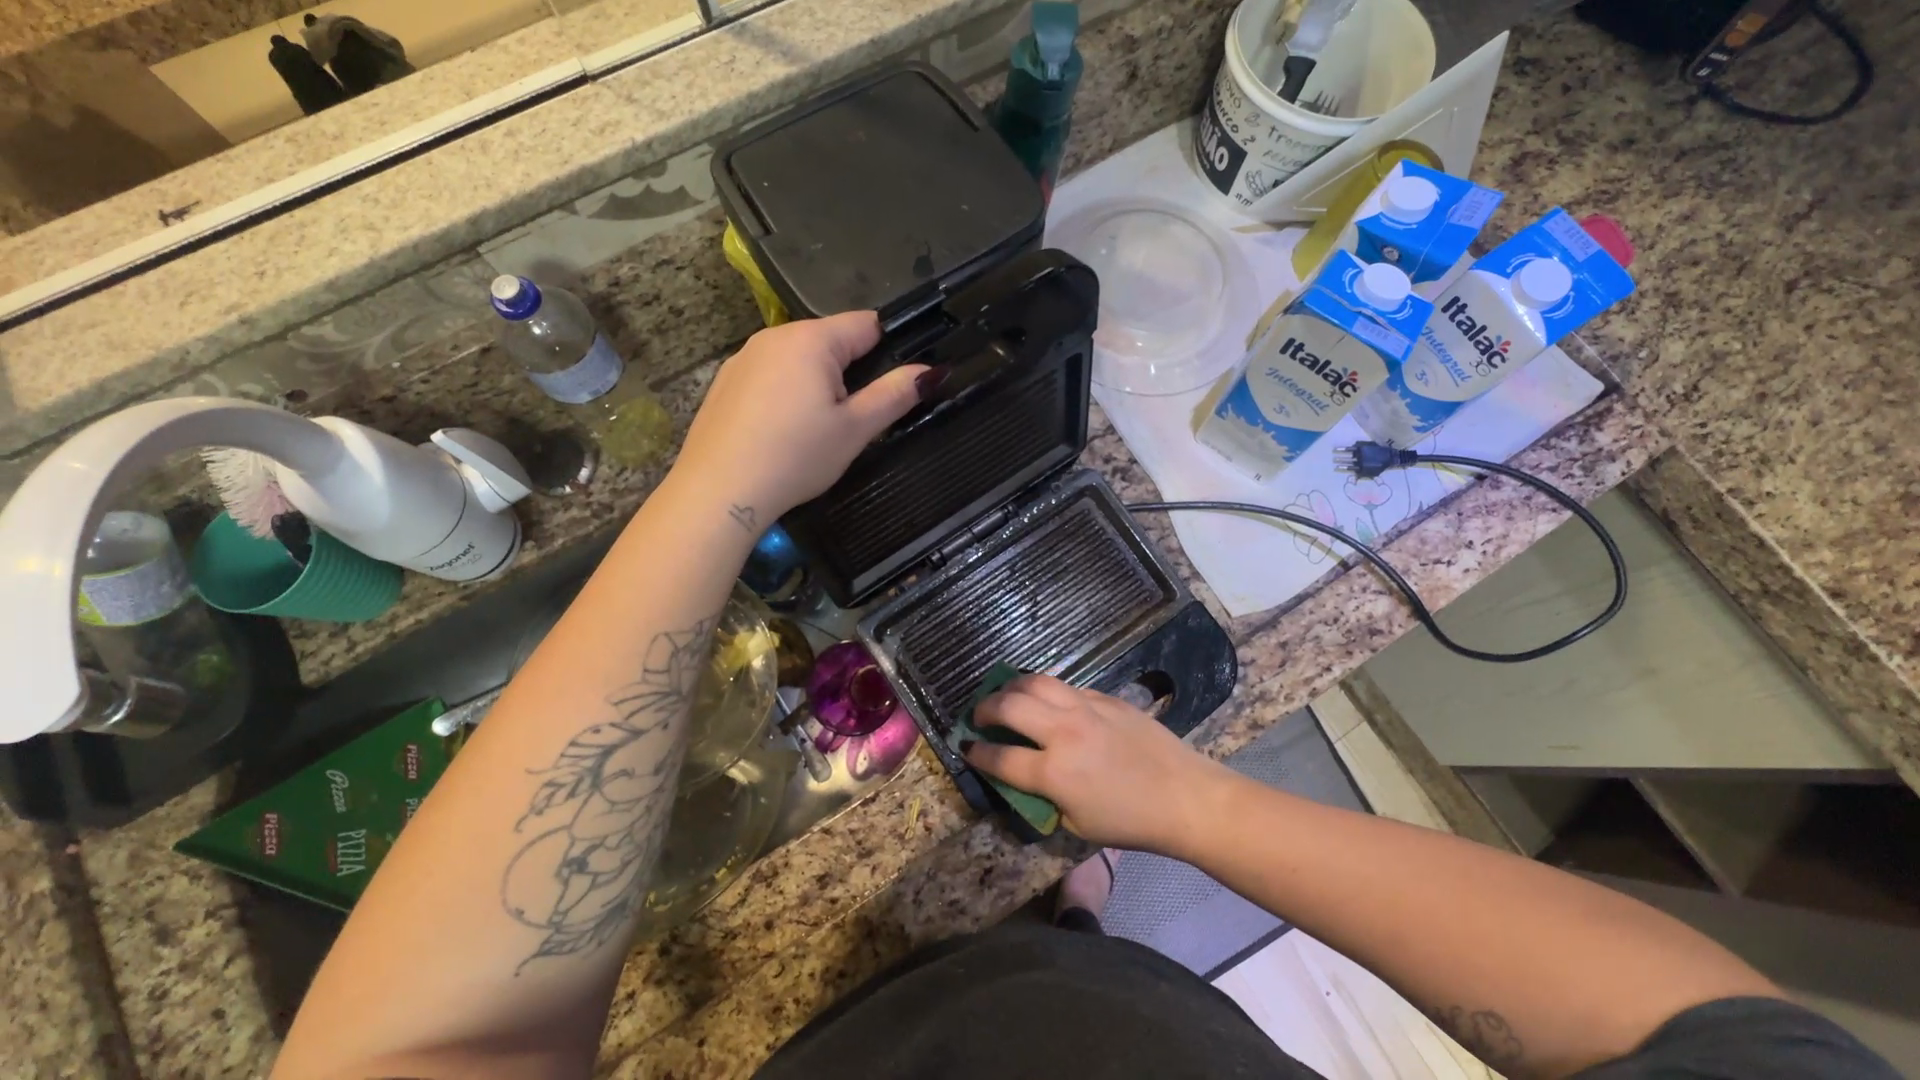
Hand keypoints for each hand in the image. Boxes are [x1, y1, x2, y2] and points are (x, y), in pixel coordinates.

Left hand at [674, 311, 924, 522]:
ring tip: (817, 431)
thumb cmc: (795, 457)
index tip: (894, 385)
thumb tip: (931, 371)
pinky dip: (785, 395)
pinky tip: (781, 434)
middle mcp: (774, 336)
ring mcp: (744, 358)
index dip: (889, 350)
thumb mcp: (854, 430)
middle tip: (854, 420)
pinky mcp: (726, 383)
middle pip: (831, 341)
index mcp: (812, 339)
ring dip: (816, 384)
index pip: (867, 323)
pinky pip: (771, 377)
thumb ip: (894, 395)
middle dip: (850, 372)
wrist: (719, 491)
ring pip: (799, 360)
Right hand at [964, 676, 1236, 853]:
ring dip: (1011, 687)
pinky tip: (1046, 701)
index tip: (966, 749)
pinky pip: (1066, 686)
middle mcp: (1063, 732)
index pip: (998, 756)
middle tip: (980, 717)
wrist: (1185, 797)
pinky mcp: (1106, 698)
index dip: (976, 753)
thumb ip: (1041, 798)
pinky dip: (1046, 691)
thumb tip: (1019, 776)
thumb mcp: (1074, 824)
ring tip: (1005, 697)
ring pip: (1035, 682)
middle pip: (1008, 706)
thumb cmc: (1130, 822)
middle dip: (984, 709)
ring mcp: (1086, 709)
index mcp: (1053, 772)